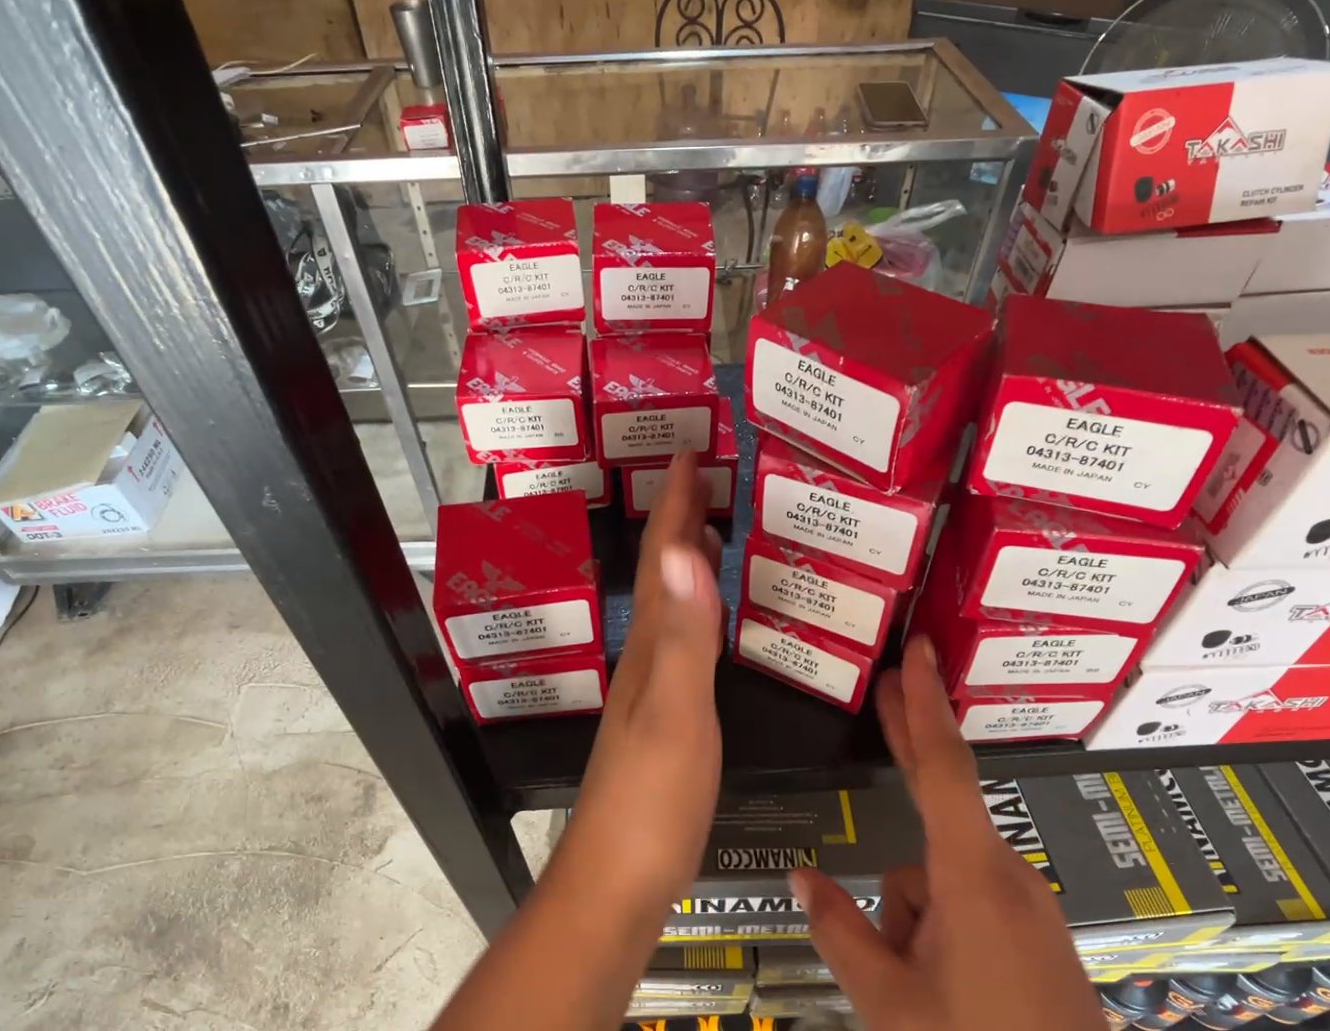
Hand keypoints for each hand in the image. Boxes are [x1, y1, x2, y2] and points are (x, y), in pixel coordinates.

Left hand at [549, 450, 725, 908]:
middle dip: (679, 521)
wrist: (619, 879)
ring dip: (686, 563)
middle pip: (661, 575)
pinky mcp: (666, 719)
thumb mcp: (677, 711)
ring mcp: (652, 689)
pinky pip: (683, 642)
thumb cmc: (652, 798)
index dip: (675, 505)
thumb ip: (685, 633)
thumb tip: (681, 550)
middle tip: (704, 476)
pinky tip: (708, 621)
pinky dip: (697, 612)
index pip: (662, 560)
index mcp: (651, 647)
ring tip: (710, 531)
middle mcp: (646, 657)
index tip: (687, 451)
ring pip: (670, 607)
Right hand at [789, 637, 1101, 1030]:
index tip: (920, 652)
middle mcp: (1005, 875)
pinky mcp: (1035, 934)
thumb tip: (802, 879)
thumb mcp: (892, 1006)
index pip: (944, 770)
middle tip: (883, 681)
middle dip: (910, 738)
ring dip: (911, 912)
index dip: (924, 706)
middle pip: (945, 794)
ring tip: (915, 988)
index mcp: (973, 878)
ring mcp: (1025, 905)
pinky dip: (938, 927)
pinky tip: (938, 988)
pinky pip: (969, 903)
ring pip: (941, 876)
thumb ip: (841, 933)